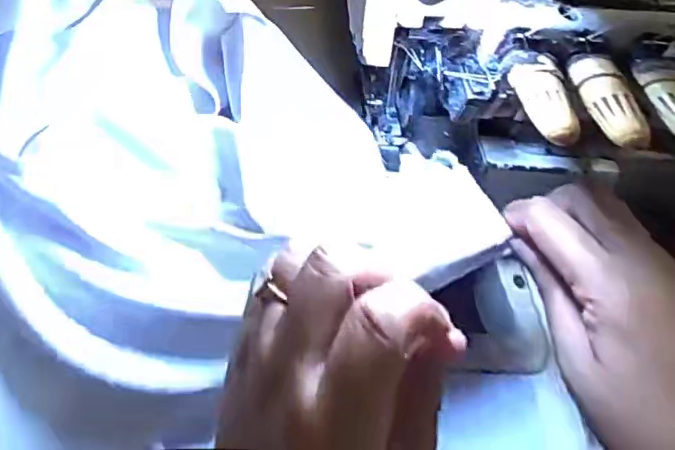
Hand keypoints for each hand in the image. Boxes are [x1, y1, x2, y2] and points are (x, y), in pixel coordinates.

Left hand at [217, 244, 467, 449]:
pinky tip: (324, 303)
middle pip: (329, 265)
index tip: (439, 330)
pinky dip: (301, 274)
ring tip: (361, 297)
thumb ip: (422, 394)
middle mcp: (285, 371)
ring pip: (291, 257)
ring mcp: (252, 354)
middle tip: (399, 306)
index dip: (420, 306)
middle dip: (378, 270)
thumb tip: (440, 332)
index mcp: (330, 417)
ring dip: (336, 263)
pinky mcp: (234, 349)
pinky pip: (264, 279)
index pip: (377, 317)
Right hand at [505, 185, 674, 449]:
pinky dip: (614, 240)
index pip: (548, 213)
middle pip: (584, 194)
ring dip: (582, 218)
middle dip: (548, 206)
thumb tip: (524, 248)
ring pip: (617, 210)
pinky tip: (610, 282)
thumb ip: (551, 298)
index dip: (517, 215)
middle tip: (531, 241)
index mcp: (609, 276)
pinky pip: (644, 239)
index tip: (502, 234)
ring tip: (566, 257)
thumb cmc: (650, 427)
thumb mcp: (583, 371)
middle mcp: (642, 254)